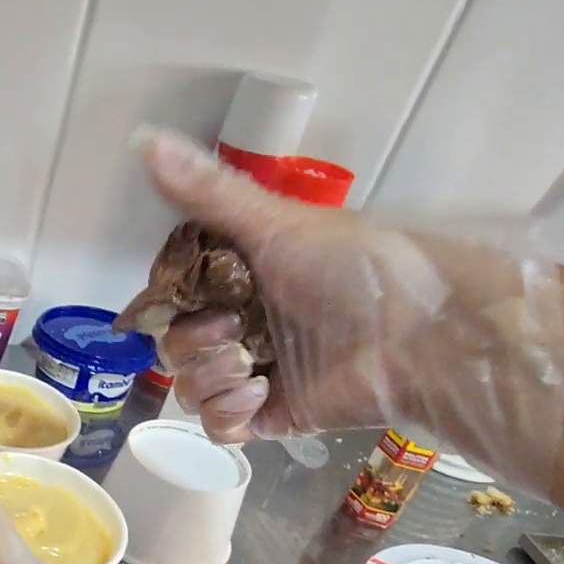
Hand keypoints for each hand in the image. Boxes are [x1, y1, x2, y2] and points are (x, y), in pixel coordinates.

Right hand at [130, 128, 563, 492]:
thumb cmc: (355, 269)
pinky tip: (260, 396)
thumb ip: (208, 193)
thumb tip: (144, 137)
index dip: (169, 305)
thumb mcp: (277, 224)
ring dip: (210, 380)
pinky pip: (215, 426)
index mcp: (239, 282)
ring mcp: (252, 373)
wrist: (419, 335)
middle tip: (236, 334)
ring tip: (252, 370)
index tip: (189, 297)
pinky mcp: (268, 417)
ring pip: (188, 388)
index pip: (175, 300)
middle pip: (173, 348)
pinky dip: (227, 413)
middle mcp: (241, 327)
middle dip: (194, 344)